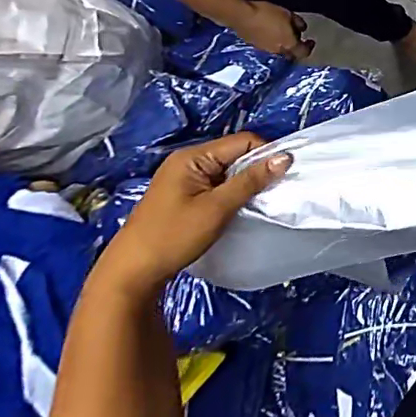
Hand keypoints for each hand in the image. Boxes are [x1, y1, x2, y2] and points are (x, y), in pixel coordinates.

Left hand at [97, 133, 292, 292]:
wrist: (130, 274)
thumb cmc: (173, 237)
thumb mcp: (217, 208)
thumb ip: (251, 180)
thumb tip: (285, 157)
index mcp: (193, 157)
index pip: (242, 141)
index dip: (265, 155)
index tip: (281, 177)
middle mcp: (187, 161)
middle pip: (234, 154)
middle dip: (255, 170)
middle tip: (270, 194)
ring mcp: (182, 179)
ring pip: (226, 172)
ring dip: (243, 184)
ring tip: (255, 204)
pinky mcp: (181, 196)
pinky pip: (215, 185)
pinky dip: (229, 194)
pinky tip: (235, 210)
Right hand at [236, 1, 313, 58]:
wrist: (241, 16)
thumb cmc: (267, 13)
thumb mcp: (287, 14)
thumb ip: (297, 23)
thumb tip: (303, 29)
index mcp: (289, 45)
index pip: (303, 52)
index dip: (309, 47)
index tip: (310, 41)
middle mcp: (278, 52)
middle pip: (290, 55)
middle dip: (295, 48)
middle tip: (296, 39)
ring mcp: (264, 51)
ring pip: (278, 52)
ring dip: (282, 46)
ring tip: (282, 35)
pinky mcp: (254, 47)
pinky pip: (267, 47)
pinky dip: (271, 43)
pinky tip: (269, 34)